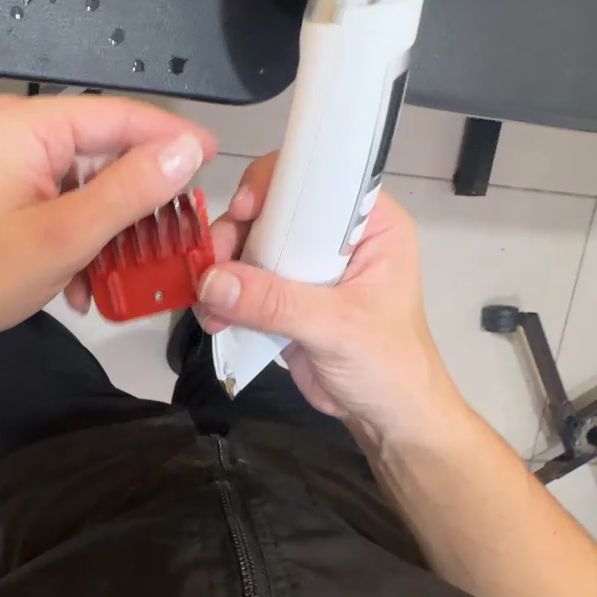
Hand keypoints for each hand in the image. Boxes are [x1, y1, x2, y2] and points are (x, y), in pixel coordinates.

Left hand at [0, 94, 214, 352]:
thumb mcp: (64, 237)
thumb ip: (129, 192)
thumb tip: (186, 152)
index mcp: (29, 125)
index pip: (118, 116)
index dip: (171, 138)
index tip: (214, 162)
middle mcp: (18, 132)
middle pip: (102, 151)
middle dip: (137, 199)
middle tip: (175, 232)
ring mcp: (9, 164)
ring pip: (84, 185)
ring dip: (107, 231)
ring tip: (128, 270)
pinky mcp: (4, 194)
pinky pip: (59, 205)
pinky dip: (78, 239)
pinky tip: (81, 284)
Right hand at [195, 154, 464, 447]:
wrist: (386, 417)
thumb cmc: (388, 365)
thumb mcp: (337, 327)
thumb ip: (276, 303)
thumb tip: (212, 282)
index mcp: (367, 224)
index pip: (317, 179)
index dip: (275, 184)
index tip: (244, 211)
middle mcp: (333, 237)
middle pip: (270, 212)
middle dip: (234, 237)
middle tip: (211, 269)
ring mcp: (304, 268)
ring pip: (248, 248)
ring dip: (221, 273)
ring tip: (208, 306)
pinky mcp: (281, 299)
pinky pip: (242, 285)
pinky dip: (222, 299)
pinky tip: (212, 320)